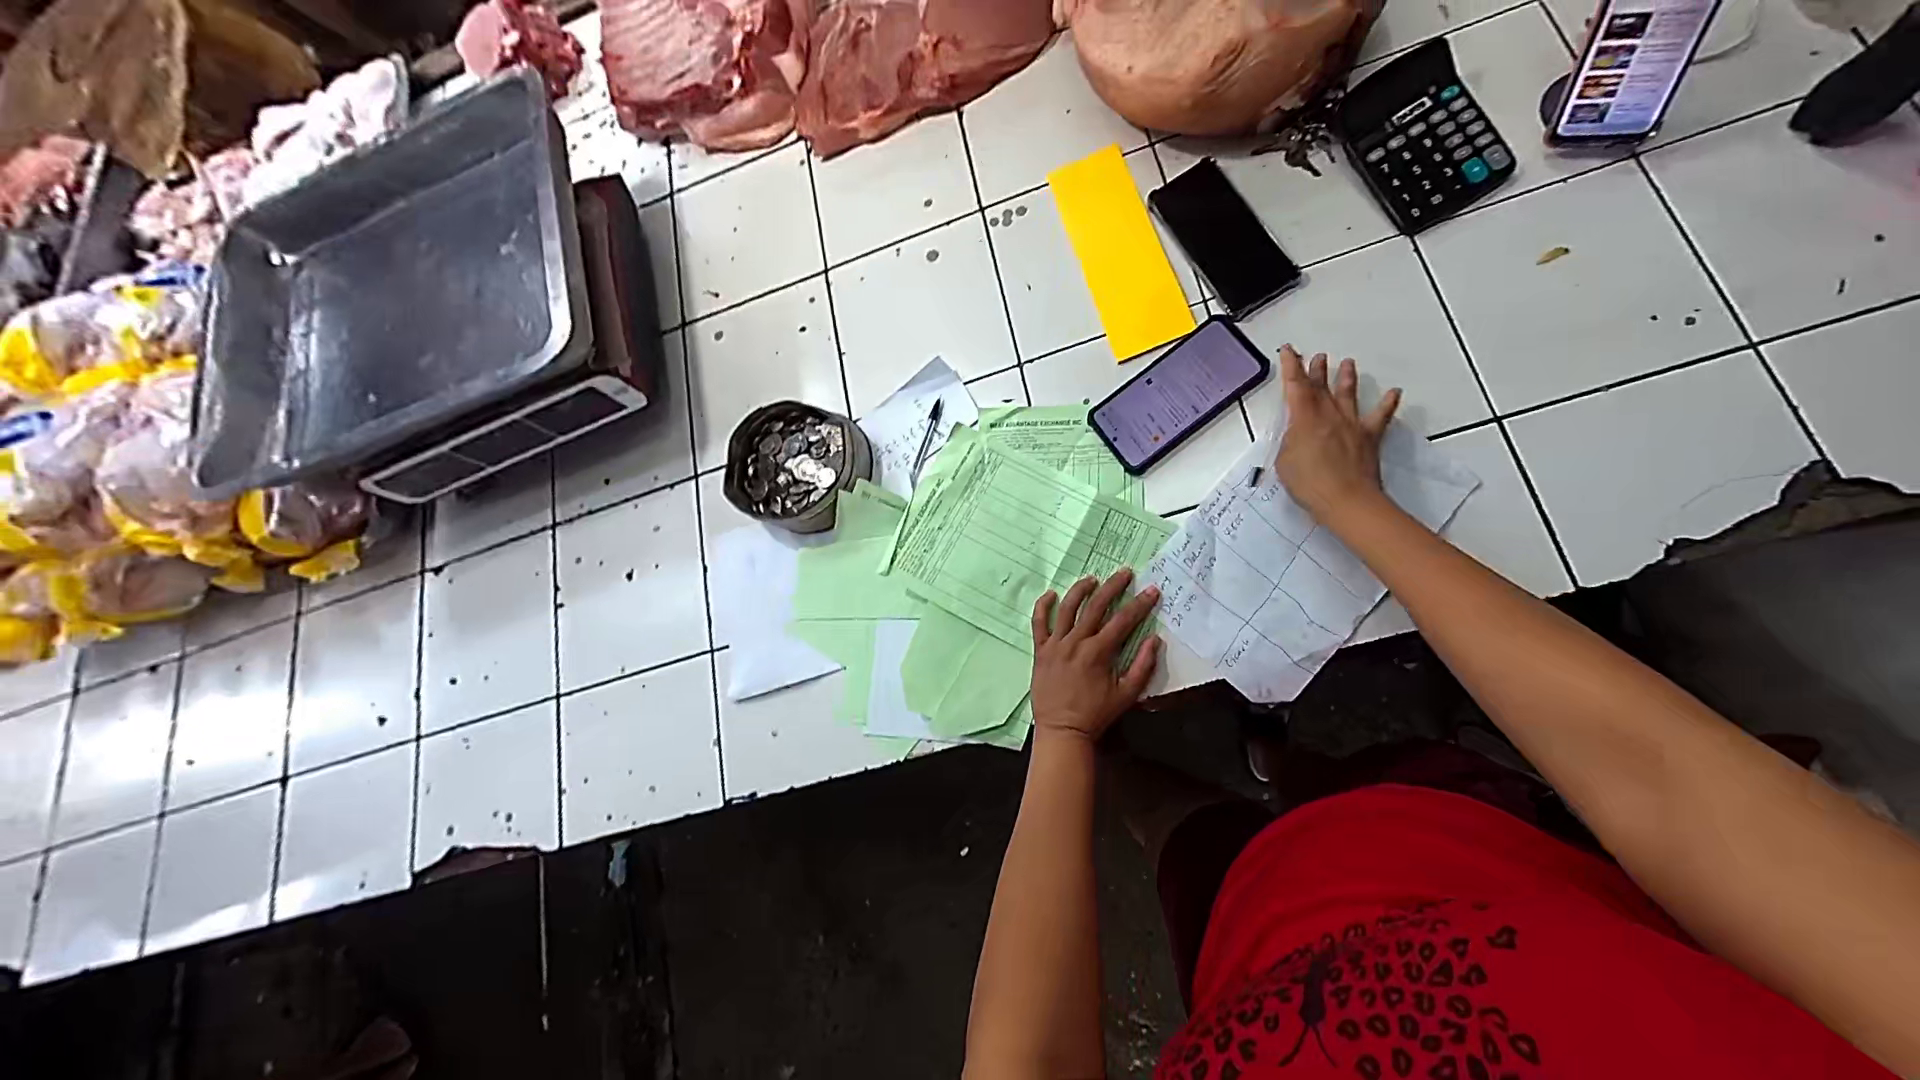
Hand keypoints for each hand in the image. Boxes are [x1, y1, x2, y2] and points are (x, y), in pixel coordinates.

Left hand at [1029, 568, 1161, 742]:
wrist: (1062, 730)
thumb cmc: (1096, 714)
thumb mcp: (1127, 695)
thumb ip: (1143, 666)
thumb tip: (1156, 641)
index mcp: (1098, 653)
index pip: (1122, 621)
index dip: (1139, 605)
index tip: (1151, 591)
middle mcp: (1076, 643)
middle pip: (1096, 607)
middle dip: (1113, 588)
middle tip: (1124, 573)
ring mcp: (1056, 645)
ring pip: (1067, 609)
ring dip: (1080, 590)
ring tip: (1092, 579)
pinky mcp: (1041, 651)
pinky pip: (1039, 624)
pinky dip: (1043, 607)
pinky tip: (1051, 594)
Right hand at [1274, 345, 1401, 522]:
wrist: (1346, 499)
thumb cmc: (1308, 483)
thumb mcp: (1285, 460)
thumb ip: (1291, 440)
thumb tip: (1298, 434)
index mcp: (1304, 419)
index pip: (1295, 387)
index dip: (1291, 367)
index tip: (1289, 351)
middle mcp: (1329, 415)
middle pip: (1321, 387)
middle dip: (1316, 370)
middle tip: (1317, 356)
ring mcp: (1351, 425)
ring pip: (1348, 395)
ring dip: (1347, 378)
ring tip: (1347, 363)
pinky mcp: (1369, 438)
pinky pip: (1379, 417)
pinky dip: (1387, 404)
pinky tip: (1394, 392)